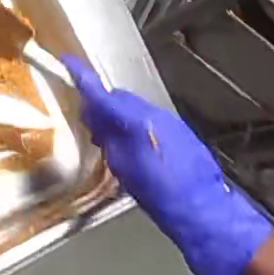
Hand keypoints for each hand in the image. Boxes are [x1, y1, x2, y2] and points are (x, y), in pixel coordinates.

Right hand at [62, 57, 272, 274]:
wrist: (206, 212)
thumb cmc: (160, 196)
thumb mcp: (124, 169)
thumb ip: (108, 139)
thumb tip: (97, 122)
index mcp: (137, 121)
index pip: (103, 93)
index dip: (83, 77)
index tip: (68, 62)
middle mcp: (155, 114)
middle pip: (119, 97)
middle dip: (100, 104)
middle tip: (87, 123)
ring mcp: (170, 120)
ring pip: (134, 108)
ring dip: (118, 116)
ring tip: (108, 139)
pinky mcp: (180, 131)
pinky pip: (149, 119)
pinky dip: (134, 125)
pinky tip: (132, 146)